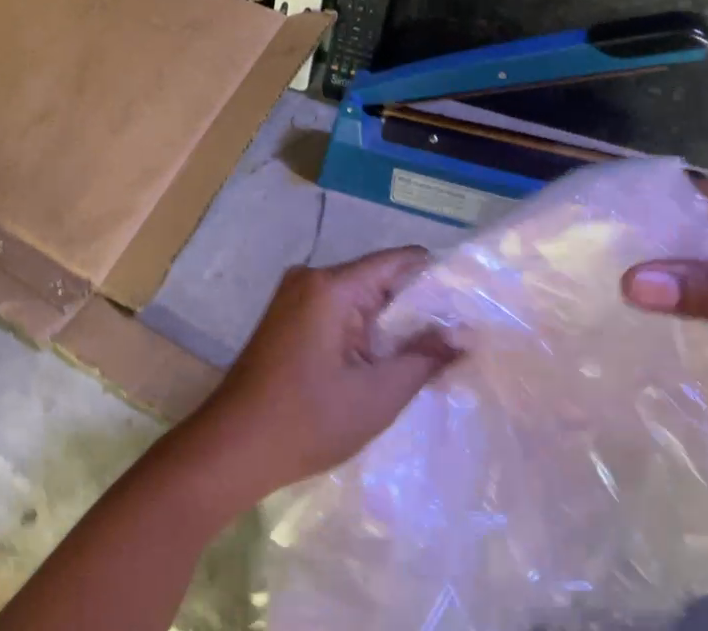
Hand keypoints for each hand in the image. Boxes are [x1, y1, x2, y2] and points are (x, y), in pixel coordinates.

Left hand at [183, 246, 461, 500]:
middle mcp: (310, 279)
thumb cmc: (307, 421)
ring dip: (392, 325)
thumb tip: (461, 333)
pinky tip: (390, 362)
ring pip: (360, 300)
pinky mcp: (287, 320)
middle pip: (379, 279)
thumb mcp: (377, 394)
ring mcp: (294, 299)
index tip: (475, 307)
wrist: (232, 446)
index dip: (439, 280)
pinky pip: (339, 314)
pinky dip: (366, 334)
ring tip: (435, 354)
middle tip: (463, 339)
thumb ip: (423, 358)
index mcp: (331, 286)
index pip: (399, 262)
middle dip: (419, 308)